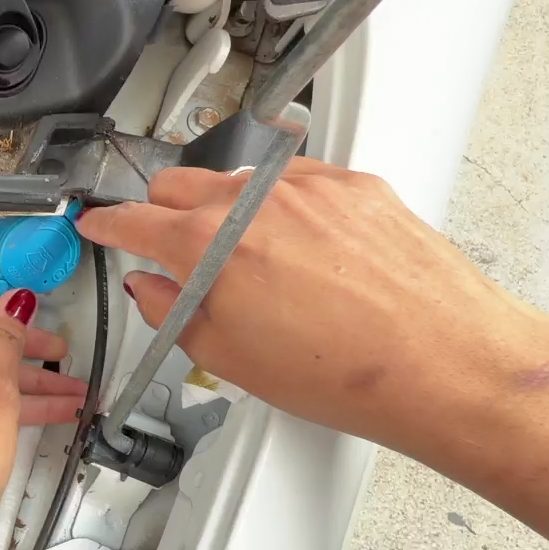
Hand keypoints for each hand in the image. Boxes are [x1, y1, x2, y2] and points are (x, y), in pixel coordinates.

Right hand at [75, 158, 548, 458]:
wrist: (450, 366)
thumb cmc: (342, 371)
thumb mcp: (221, 355)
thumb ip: (166, 309)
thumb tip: (149, 287)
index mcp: (204, 243)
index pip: (129, 219)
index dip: (103, 224)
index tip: (99, 225)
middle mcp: (250, 201)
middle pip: (174, 183)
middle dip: (160, 211)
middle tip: (172, 249)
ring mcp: (307, 186)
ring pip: (233, 178)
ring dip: (221, 208)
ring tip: (251, 260)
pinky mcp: (356, 185)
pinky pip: (293, 179)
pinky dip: (277, 204)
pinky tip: (298, 248)